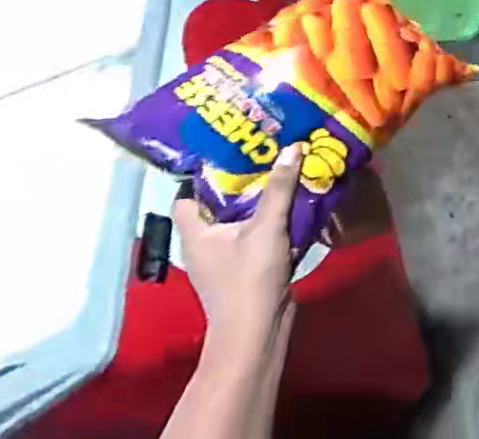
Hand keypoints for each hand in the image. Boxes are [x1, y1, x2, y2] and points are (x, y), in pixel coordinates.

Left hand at [173, 143, 304, 347]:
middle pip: (218, 203)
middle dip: (241, 180)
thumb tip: (291, 146)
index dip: (202, 173)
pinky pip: (255, 232)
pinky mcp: (246, 266)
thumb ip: (279, 187)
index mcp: (196, 233)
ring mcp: (225, 257)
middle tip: (264, 152)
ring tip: (282, 170)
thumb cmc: (249, 278)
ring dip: (260, 198)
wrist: (257, 333)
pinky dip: (270, 218)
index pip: (186, 196)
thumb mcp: (267, 227)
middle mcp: (205, 243)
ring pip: (240, 218)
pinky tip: (292, 202)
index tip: (229, 149)